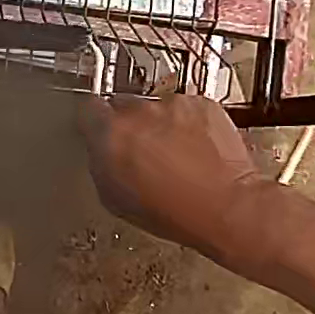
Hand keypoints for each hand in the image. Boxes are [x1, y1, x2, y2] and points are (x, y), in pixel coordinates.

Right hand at [77, 93, 269, 261]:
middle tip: (140, 147)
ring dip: (159, 123)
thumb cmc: (172, 208)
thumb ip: (99, 163)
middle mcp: (137, 111)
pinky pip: (186, 108)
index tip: (98, 128)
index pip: (88, 108)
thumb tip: (99, 152)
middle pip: (122, 105)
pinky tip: (194, 146)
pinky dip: (188, 122)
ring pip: (155, 107)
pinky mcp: (202, 105)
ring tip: (174, 151)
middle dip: (128, 124)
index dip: (93, 120)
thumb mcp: (112, 196)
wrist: (227, 208)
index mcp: (108, 131)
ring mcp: (171, 105)